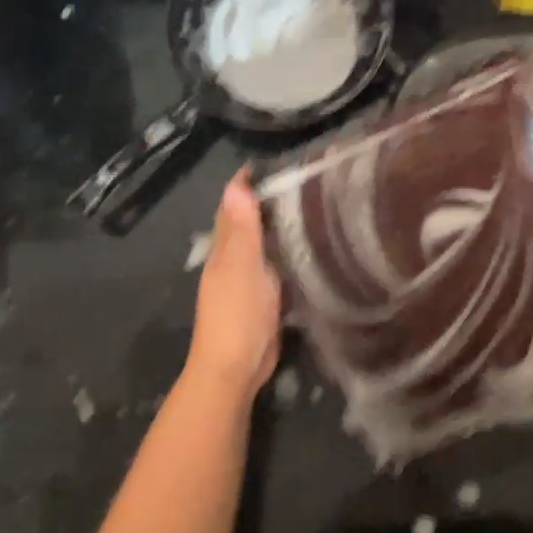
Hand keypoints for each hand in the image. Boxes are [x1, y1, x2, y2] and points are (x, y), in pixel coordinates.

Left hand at [183, 169, 282, 399]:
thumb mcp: (242, 268)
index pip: (232, 206)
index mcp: (224, 250)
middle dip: (264, 200)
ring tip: (309, 207)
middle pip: (245, 222)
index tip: (274, 162)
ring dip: (275, 226)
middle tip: (300, 179)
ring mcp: (246, 281)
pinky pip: (272, 266)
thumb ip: (242, 229)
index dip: (247, 184)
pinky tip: (305, 250)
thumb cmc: (237, 316)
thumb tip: (235, 186)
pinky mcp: (262, 300)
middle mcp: (231, 260)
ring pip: (260, 244)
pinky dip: (284, 252)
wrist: (235, 370)